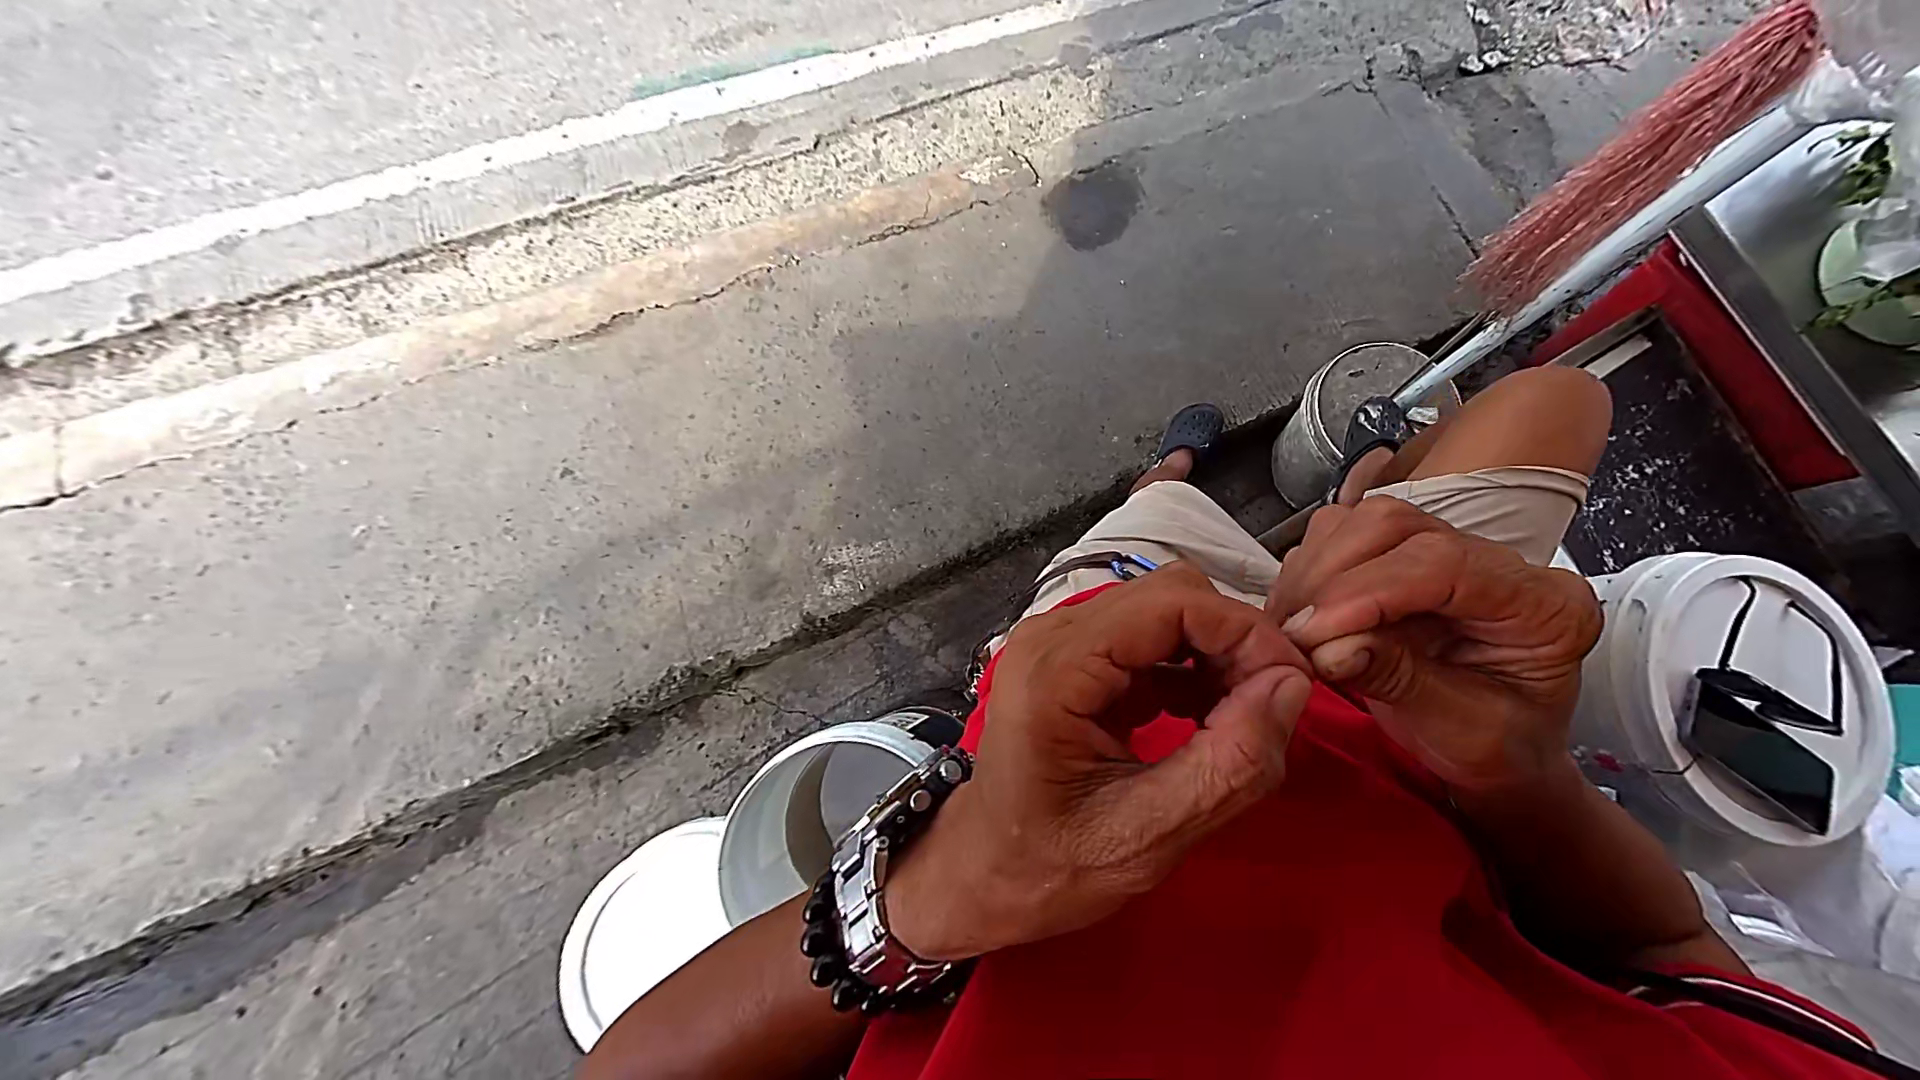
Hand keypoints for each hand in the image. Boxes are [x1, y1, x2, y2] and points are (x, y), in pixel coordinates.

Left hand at [885, 562, 1312, 960]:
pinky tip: (1206, 714)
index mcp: (1055, 669)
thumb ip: (1226, 765)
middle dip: (1232, 639)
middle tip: (1270, 705)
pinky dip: (1188, 664)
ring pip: (1160, 609)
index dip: (1244, 631)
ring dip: (1213, 651)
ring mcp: (1057, 642)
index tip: (1293, 686)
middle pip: (1167, 594)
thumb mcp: (1145, 836)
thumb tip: (1291, 685)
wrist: (983, 869)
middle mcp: (1051, 635)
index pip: (1169, 602)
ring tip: (1241, 715)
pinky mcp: (1071, 659)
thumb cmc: (1048, 865)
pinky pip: (1144, 637)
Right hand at [1267, 497, 1601, 792]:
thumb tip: (1328, 647)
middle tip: (1295, 633)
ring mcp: (1438, 550)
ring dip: (1310, 575)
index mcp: (1541, 604)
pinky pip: (1334, 538)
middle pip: (1392, 526)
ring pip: (1356, 524)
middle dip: (1329, 578)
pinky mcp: (1394, 554)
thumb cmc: (1495, 744)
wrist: (1492, 749)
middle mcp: (1492, 561)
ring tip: (1295, 628)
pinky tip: (1301, 615)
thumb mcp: (1458, 730)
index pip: (1442, 564)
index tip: (1310, 633)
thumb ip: (1396, 679)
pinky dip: (1305, 575)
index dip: (1364, 592)